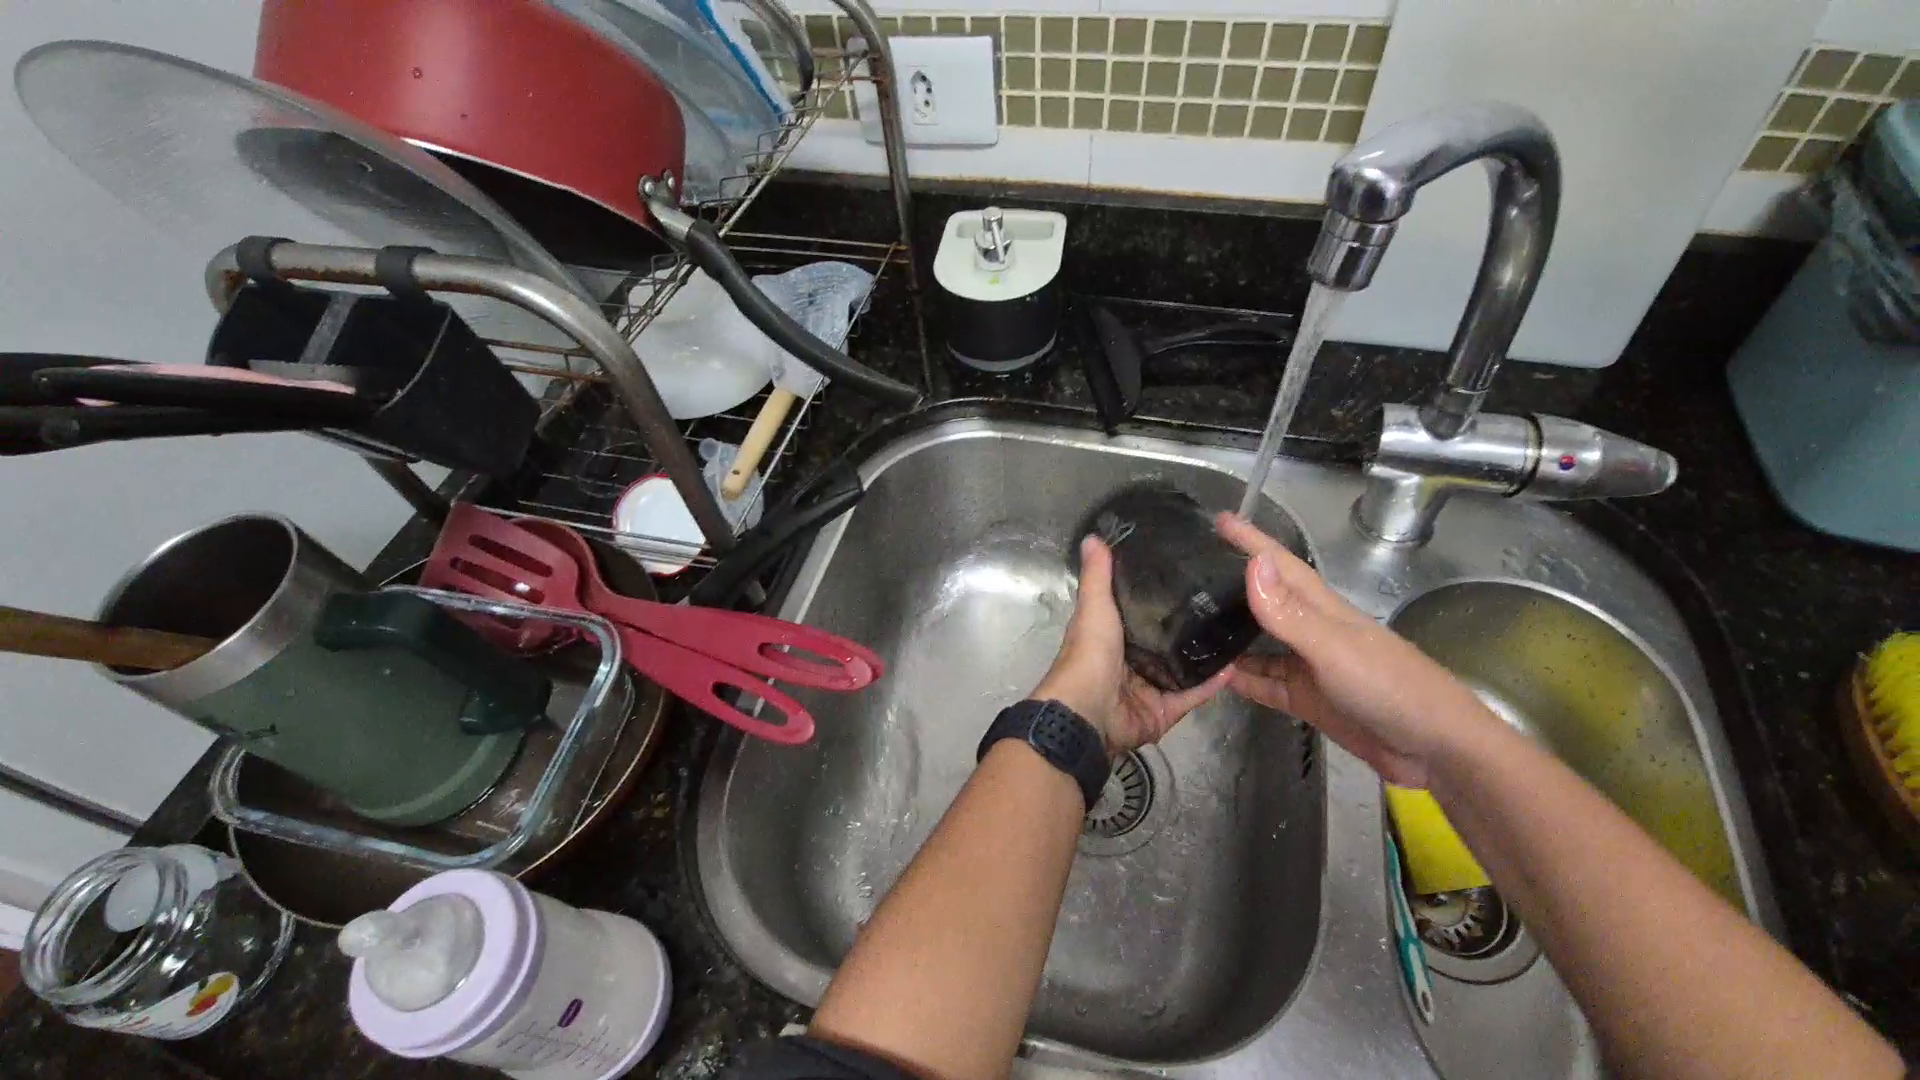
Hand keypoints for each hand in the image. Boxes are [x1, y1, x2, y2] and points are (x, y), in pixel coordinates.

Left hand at [1032, 535, 1230, 757]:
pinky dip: (1210, 684)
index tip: (1186, 575)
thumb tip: (1094, 537)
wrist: (1088, 712)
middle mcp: (1129, 662)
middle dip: (1187, 629)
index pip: (1137, 614)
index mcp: (1110, 636)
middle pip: (1163, 644)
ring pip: (1181, 670)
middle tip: (1221, 603)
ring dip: (1204, 656)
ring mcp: (1147, 688)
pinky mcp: (1164, 711)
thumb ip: (1097, 576)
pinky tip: (1232, 666)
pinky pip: (1192, 695)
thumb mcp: (1094, 607)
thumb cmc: (1089, 655)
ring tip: (1233, 632)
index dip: (1158, 598)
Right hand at [1214, 514, 1500, 787]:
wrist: (1436, 750)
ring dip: (1229, 636)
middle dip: (1231, 584)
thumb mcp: (1334, 646)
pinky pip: (1264, 683)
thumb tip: (1253, 562)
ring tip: (1188, 627)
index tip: (1221, 519)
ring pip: (1259, 644)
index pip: (1280, 566)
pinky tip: (1214, 678)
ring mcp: (1310, 667)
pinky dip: (1241, 679)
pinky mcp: (1308, 700)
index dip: (1252, 541)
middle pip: (1265, 602)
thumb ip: (1290, 612)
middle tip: (1189, 573)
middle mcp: (1312, 631)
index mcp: (1322, 609)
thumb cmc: (1391, 687)